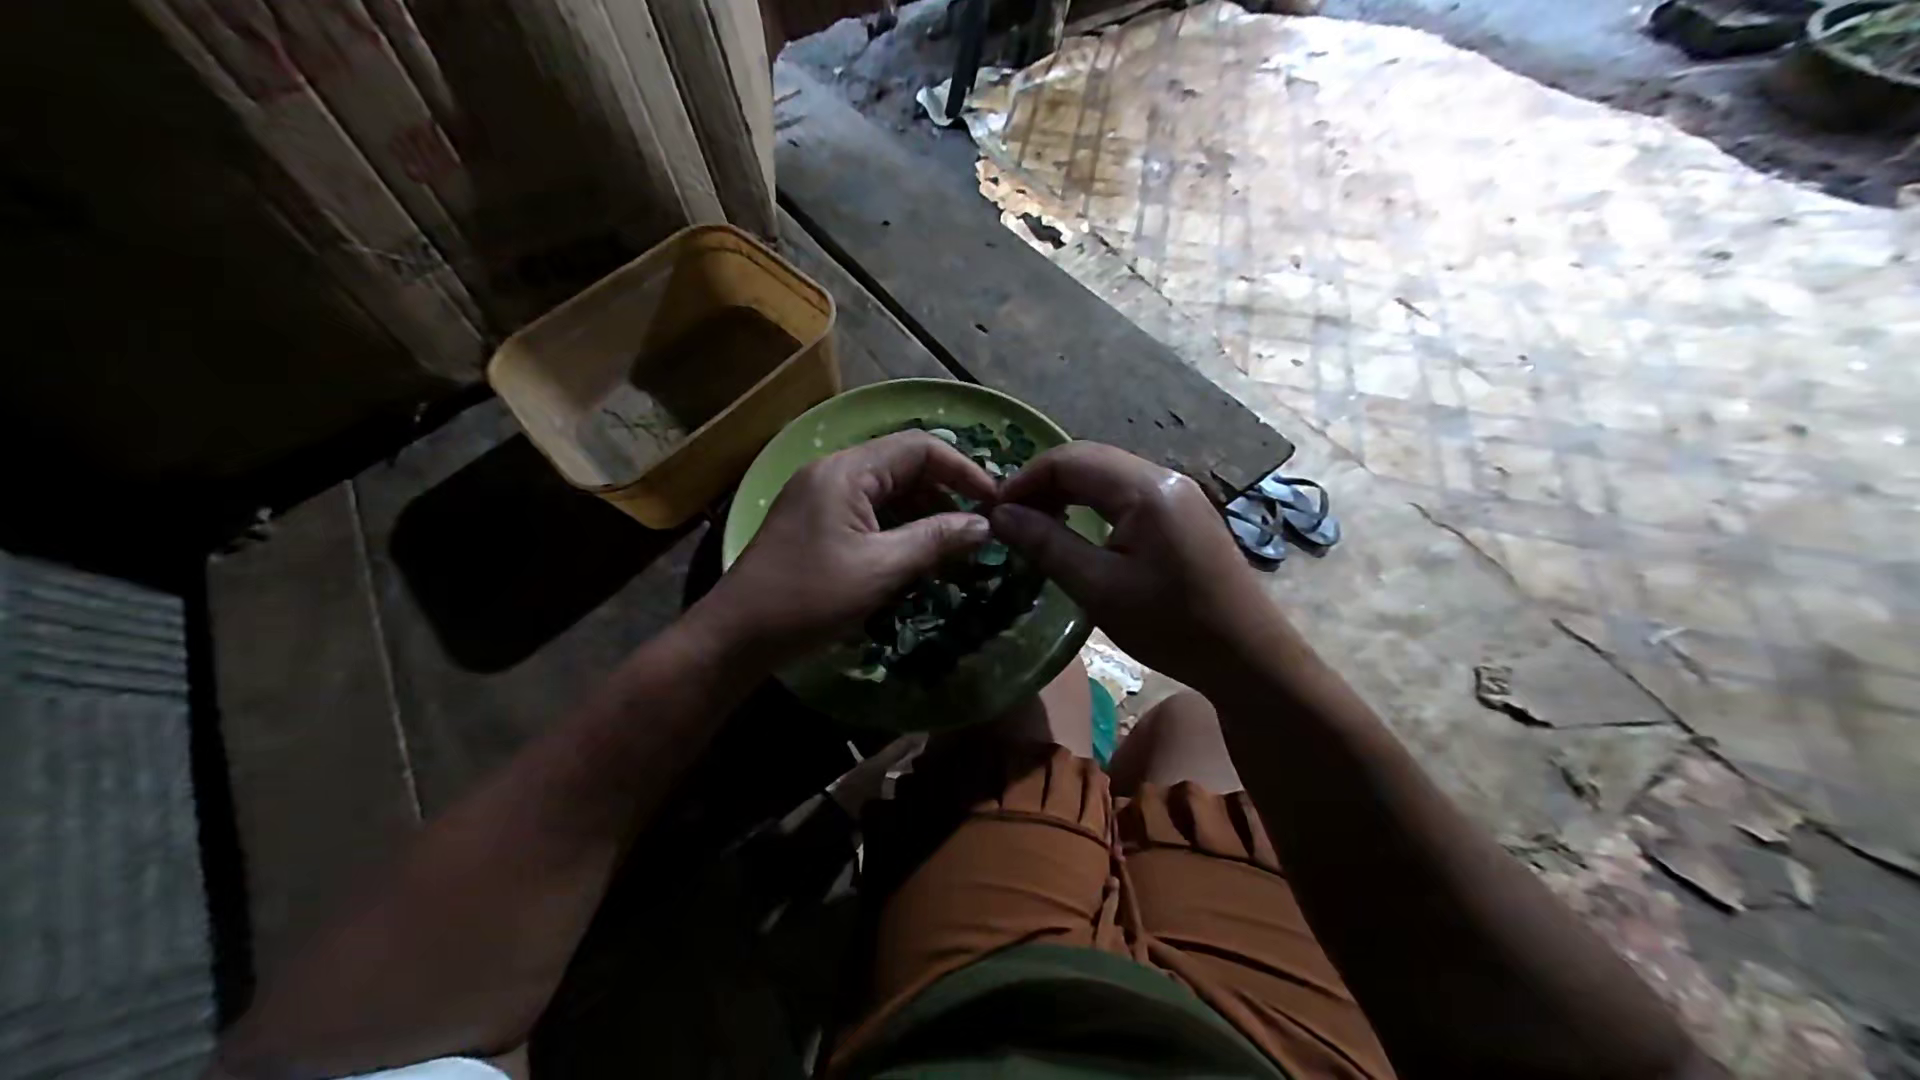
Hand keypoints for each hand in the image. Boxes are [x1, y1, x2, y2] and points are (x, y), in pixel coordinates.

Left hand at [696, 431, 997, 666]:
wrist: (737, 637)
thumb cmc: (809, 599)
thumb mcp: (881, 569)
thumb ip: (936, 540)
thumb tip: (984, 525)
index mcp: (847, 471)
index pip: (919, 447)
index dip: (963, 470)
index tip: (993, 503)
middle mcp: (833, 473)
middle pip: (904, 466)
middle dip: (946, 495)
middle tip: (977, 531)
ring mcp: (821, 497)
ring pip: (888, 492)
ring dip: (924, 515)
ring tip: (953, 549)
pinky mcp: (816, 522)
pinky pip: (869, 512)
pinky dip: (898, 529)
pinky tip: (917, 557)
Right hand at [990, 442, 1279, 682]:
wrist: (1248, 656)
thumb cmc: (1172, 626)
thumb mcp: (1099, 589)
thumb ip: (1047, 545)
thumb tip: (1000, 515)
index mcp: (1146, 489)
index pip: (1070, 459)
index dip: (1025, 479)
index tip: (995, 512)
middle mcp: (1164, 477)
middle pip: (1089, 459)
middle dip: (1043, 483)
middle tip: (1010, 520)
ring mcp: (1177, 492)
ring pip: (1106, 474)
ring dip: (1066, 492)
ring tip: (1035, 525)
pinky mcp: (1182, 511)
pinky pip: (1125, 492)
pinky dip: (1091, 503)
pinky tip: (1076, 529)